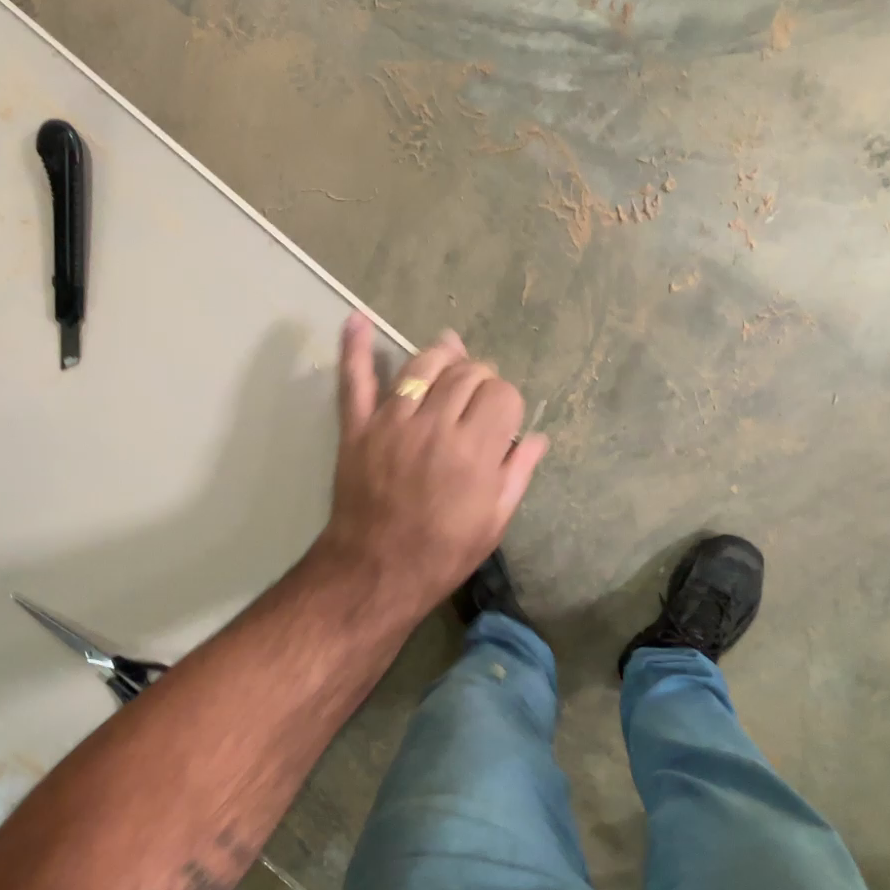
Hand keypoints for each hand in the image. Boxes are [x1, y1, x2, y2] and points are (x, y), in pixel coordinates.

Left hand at [318, 314, 548, 613]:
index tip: (500, 418)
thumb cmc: (442, 552)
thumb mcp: (494, 521)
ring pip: (420, 365)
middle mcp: (434, 424)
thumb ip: (517, 472)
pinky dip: (354, 348)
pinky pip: (354, 380)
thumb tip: (536, 436)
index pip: (501, 393)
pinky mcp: (357, 427)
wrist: (376, 569)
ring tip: (449, 355)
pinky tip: (356, 320)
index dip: (506, 401)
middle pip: (465, 373)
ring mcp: (391, 421)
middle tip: (476, 396)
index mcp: (475, 449)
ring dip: (440, 356)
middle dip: (479, 376)